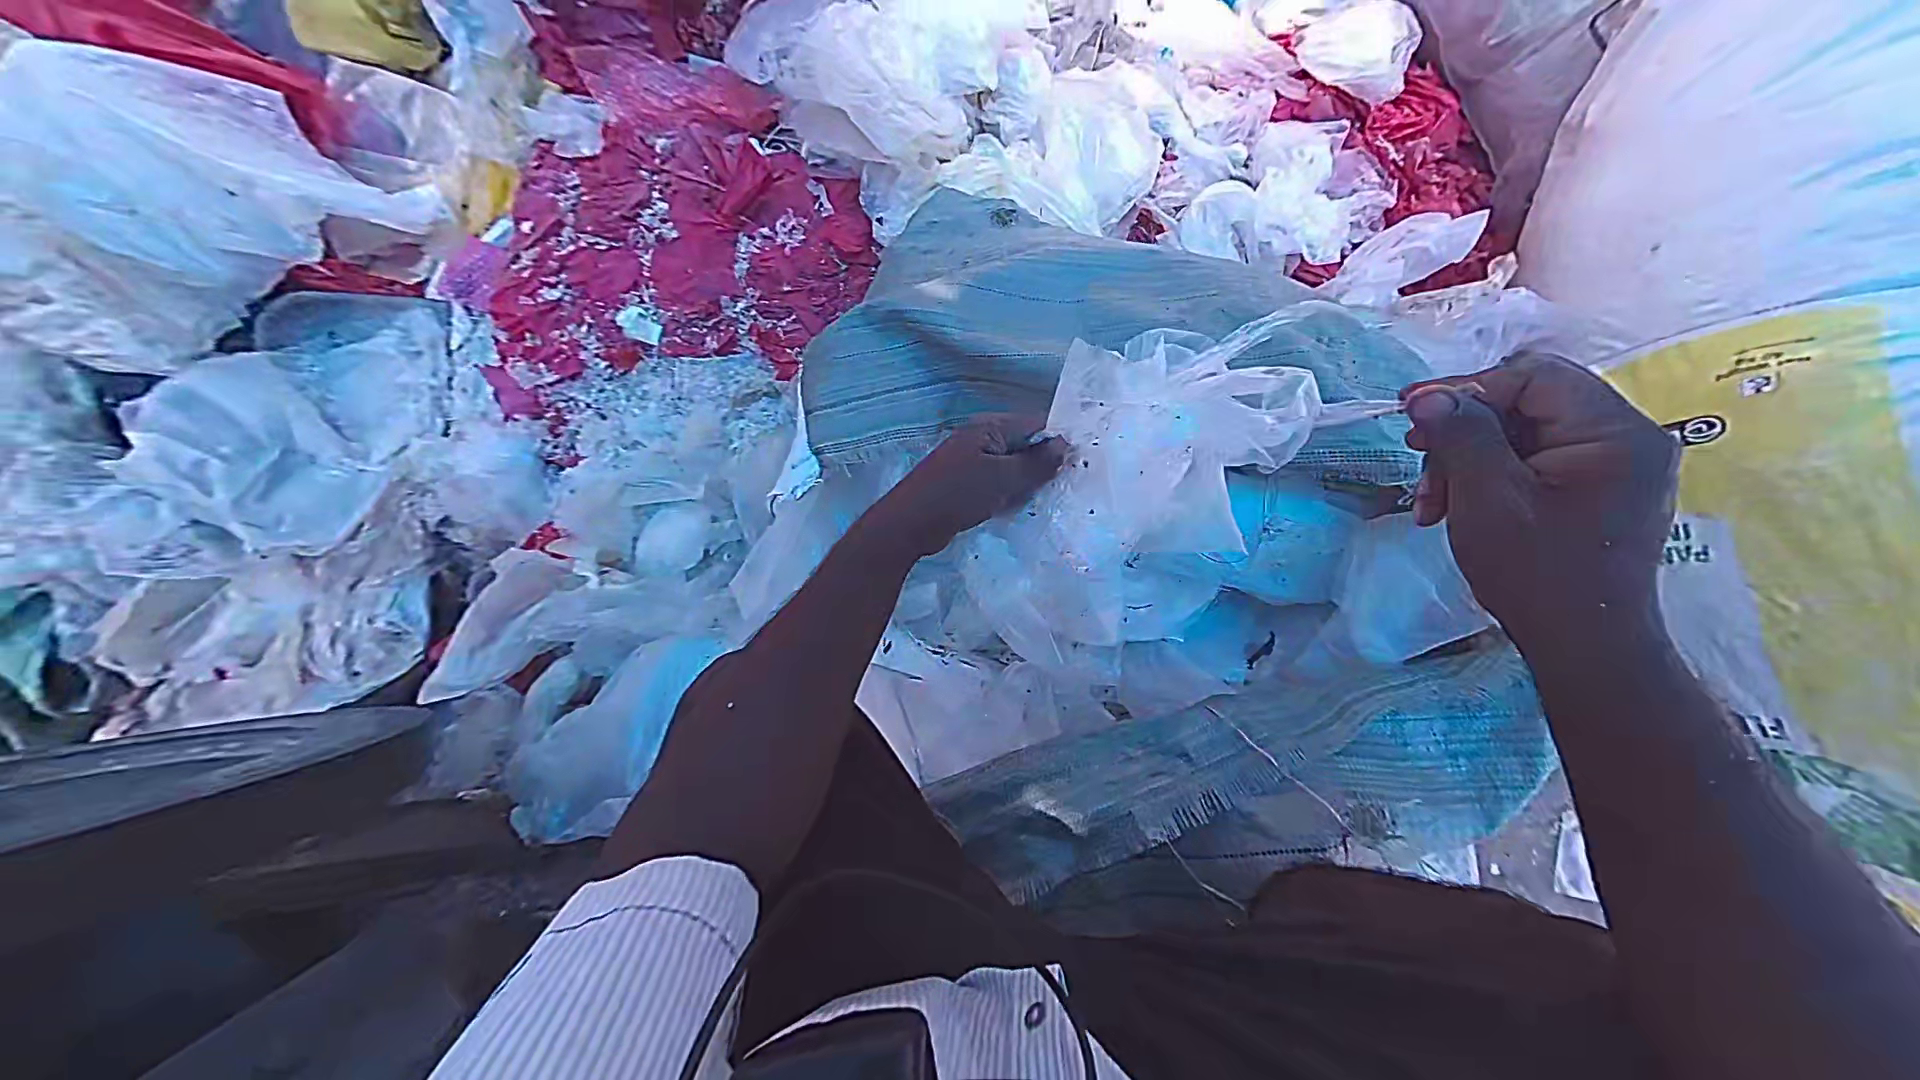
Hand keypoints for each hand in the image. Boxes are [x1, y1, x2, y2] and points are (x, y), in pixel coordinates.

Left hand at [863, 417, 1068, 557]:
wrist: (909, 524)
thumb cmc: (956, 495)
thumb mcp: (1003, 479)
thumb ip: (1036, 462)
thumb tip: (1065, 444)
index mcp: (989, 427)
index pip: (1036, 424)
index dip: (1059, 440)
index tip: (1081, 461)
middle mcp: (981, 439)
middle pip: (1025, 446)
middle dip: (1043, 465)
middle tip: (1066, 486)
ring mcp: (972, 462)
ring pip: (1012, 468)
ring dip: (1026, 484)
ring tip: (1044, 500)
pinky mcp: (966, 484)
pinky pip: (998, 484)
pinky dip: (1009, 495)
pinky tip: (1017, 509)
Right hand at [1401, 353, 1679, 641]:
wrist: (1581, 644)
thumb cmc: (1535, 571)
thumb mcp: (1487, 498)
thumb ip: (1461, 437)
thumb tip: (1428, 397)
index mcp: (1614, 432)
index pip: (1533, 378)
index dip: (1465, 387)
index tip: (1409, 410)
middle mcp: (1623, 439)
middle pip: (1523, 404)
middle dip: (1461, 432)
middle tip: (1415, 456)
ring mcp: (1608, 467)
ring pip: (1517, 436)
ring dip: (1463, 460)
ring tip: (1430, 501)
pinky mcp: (1588, 491)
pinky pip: (1526, 463)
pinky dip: (1482, 479)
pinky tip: (1451, 508)